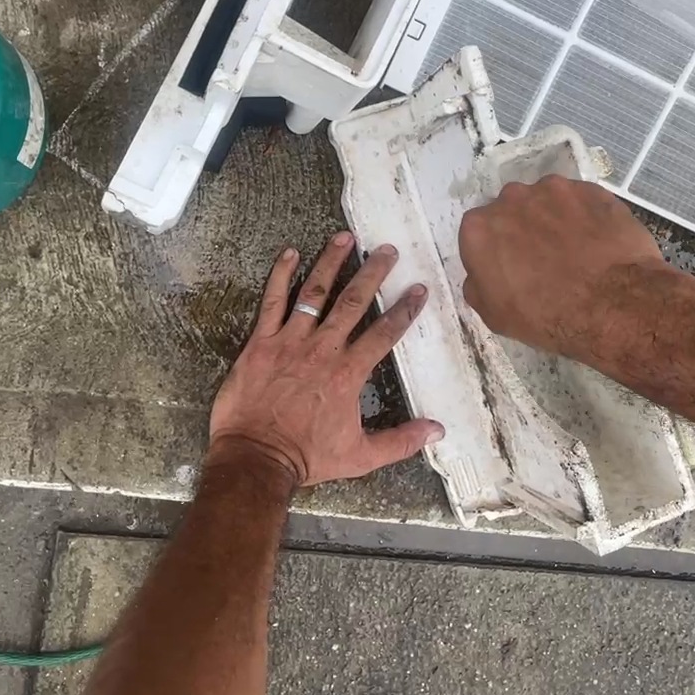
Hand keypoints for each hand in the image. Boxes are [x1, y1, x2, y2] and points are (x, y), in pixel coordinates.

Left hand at [208, 231, 442, 487]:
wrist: (256, 457)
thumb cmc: (307, 457)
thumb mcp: (360, 456)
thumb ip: (400, 441)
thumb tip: (437, 430)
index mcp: (348, 373)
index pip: (384, 333)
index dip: (404, 310)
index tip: (418, 289)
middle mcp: (323, 349)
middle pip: (353, 302)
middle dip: (372, 273)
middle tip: (386, 249)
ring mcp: (290, 341)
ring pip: (314, 293)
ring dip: (331, 263)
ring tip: (345, 237)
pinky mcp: (261, 342)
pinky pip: (271, 301)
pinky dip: (280, 275)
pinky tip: (290, 253)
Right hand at [458, 175, 678, 362]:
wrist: (612, 306)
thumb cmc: (545, 315)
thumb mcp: (492, 314)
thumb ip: (477, 284)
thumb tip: (483, 272)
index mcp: (479, 228)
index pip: (479, 233)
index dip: (495, 251)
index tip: (510, 268)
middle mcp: (510, 199)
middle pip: (511, 210)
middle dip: (522, 229)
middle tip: (542, 259)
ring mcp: (553, 190)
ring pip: (546, 201)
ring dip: (553, 219)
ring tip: (574, 251)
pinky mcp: (591, 190)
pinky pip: (580, 201)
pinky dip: (584, 217)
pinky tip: (596, 243)